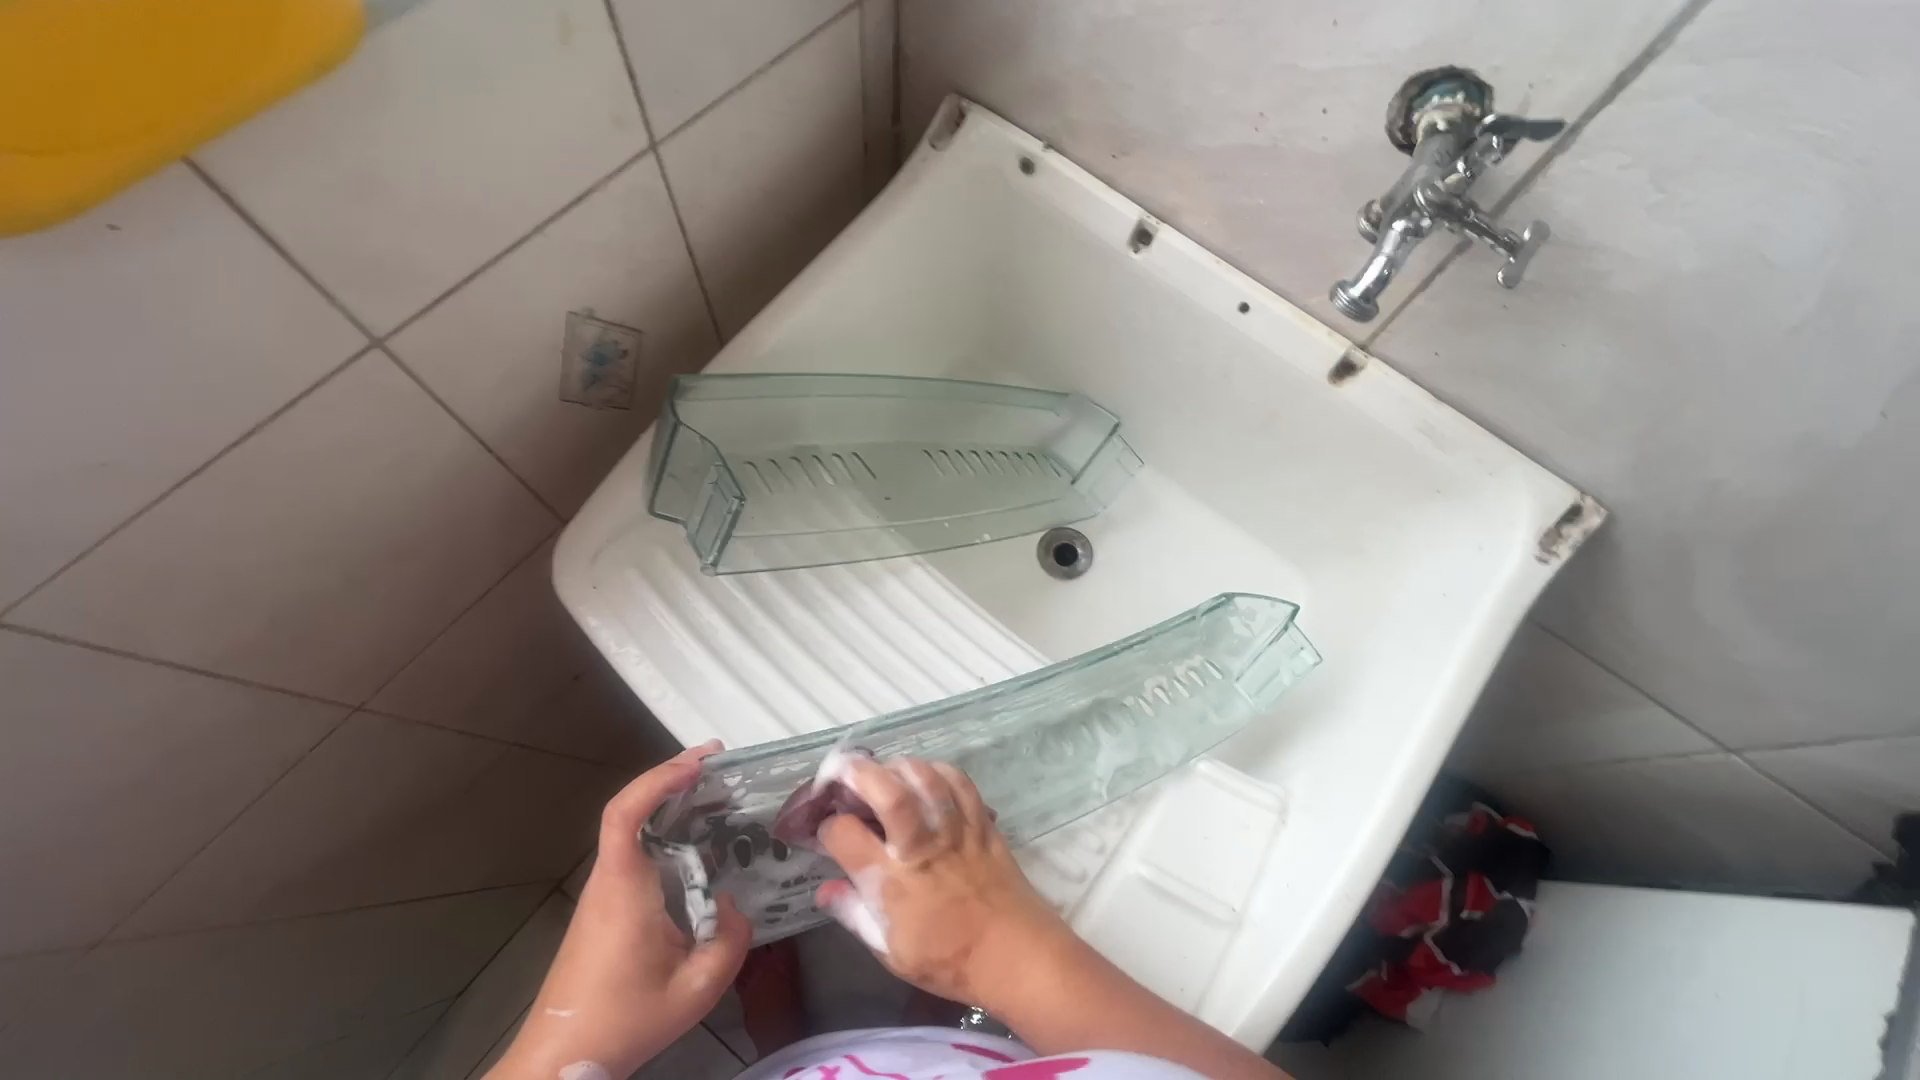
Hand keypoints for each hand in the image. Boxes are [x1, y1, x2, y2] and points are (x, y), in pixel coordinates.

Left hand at [490, 741, 749, 1079]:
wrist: (560, 1062)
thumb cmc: (622, 1022)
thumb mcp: (695, 990)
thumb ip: (731, 942)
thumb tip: (735, 905)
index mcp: (625, 888)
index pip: (625, 814)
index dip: (659, 780)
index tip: (700, 766)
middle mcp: (611, 879)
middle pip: (632, 808)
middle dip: (673, 776)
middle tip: (720, 762)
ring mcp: (606, 891)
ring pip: (634, 828)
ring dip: (672, 802)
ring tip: (719, 793)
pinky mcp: (608, 906)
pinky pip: (638, 851)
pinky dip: (667, 831)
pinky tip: (700, 842)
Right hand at [814, 756, 1069, 1008]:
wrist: (1014, 955)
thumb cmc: (948, 959)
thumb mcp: (890, 951)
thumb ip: (854, 914)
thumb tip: (824, 889)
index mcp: (892, 881)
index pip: (845, 835)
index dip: (827, 827)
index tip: (828, 830)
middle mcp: (921, 847)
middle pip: (888, 793)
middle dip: (858, 773)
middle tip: (842, 770)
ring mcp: (955, 830)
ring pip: (925, 778)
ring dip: (898, 765)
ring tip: (883, 771)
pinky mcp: (982, 823)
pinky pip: (960, 783)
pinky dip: (939, 770)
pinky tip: (926, 776)